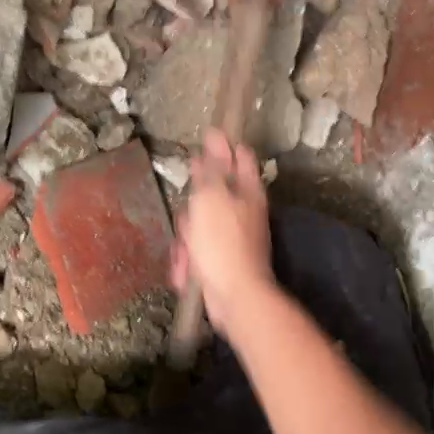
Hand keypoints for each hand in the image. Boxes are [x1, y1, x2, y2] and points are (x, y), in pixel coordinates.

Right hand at [171, 129, 276, 340]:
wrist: (235, 297)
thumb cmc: (222, 244)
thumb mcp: (210, 198)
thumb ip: (211, 168)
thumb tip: (215, 136)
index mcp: (247, 192)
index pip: (239, 156)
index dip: (221, 148)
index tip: (203, 145)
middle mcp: (245, 212)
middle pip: (212, 195)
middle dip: (193, 209)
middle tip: (190, 219)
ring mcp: (236, 238)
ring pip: (201, 226)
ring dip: (187, 240)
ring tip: (186, 253)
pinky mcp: (225, 261)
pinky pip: (200, 252)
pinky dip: (190, 260)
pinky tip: (185, 271)